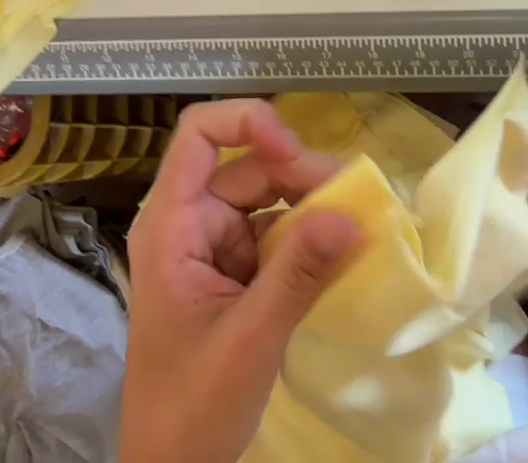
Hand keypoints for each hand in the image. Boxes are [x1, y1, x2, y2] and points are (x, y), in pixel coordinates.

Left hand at [120, 99, 362, 462]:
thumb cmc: (192, 404)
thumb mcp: (250, 339)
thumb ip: (298, 273)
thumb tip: (351, 215)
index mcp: (171, 224)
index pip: (199, 135)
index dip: (248, 123)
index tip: (297, 152)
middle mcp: (189, 222)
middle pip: (246, 164)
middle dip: (299, 173)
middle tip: (353, 200)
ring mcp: (211, 245)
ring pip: (265, 196)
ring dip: (309, 202)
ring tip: (356, 220)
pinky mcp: (232, 270)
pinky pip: (273, 232)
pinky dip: (307, 234)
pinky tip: (340, 247)